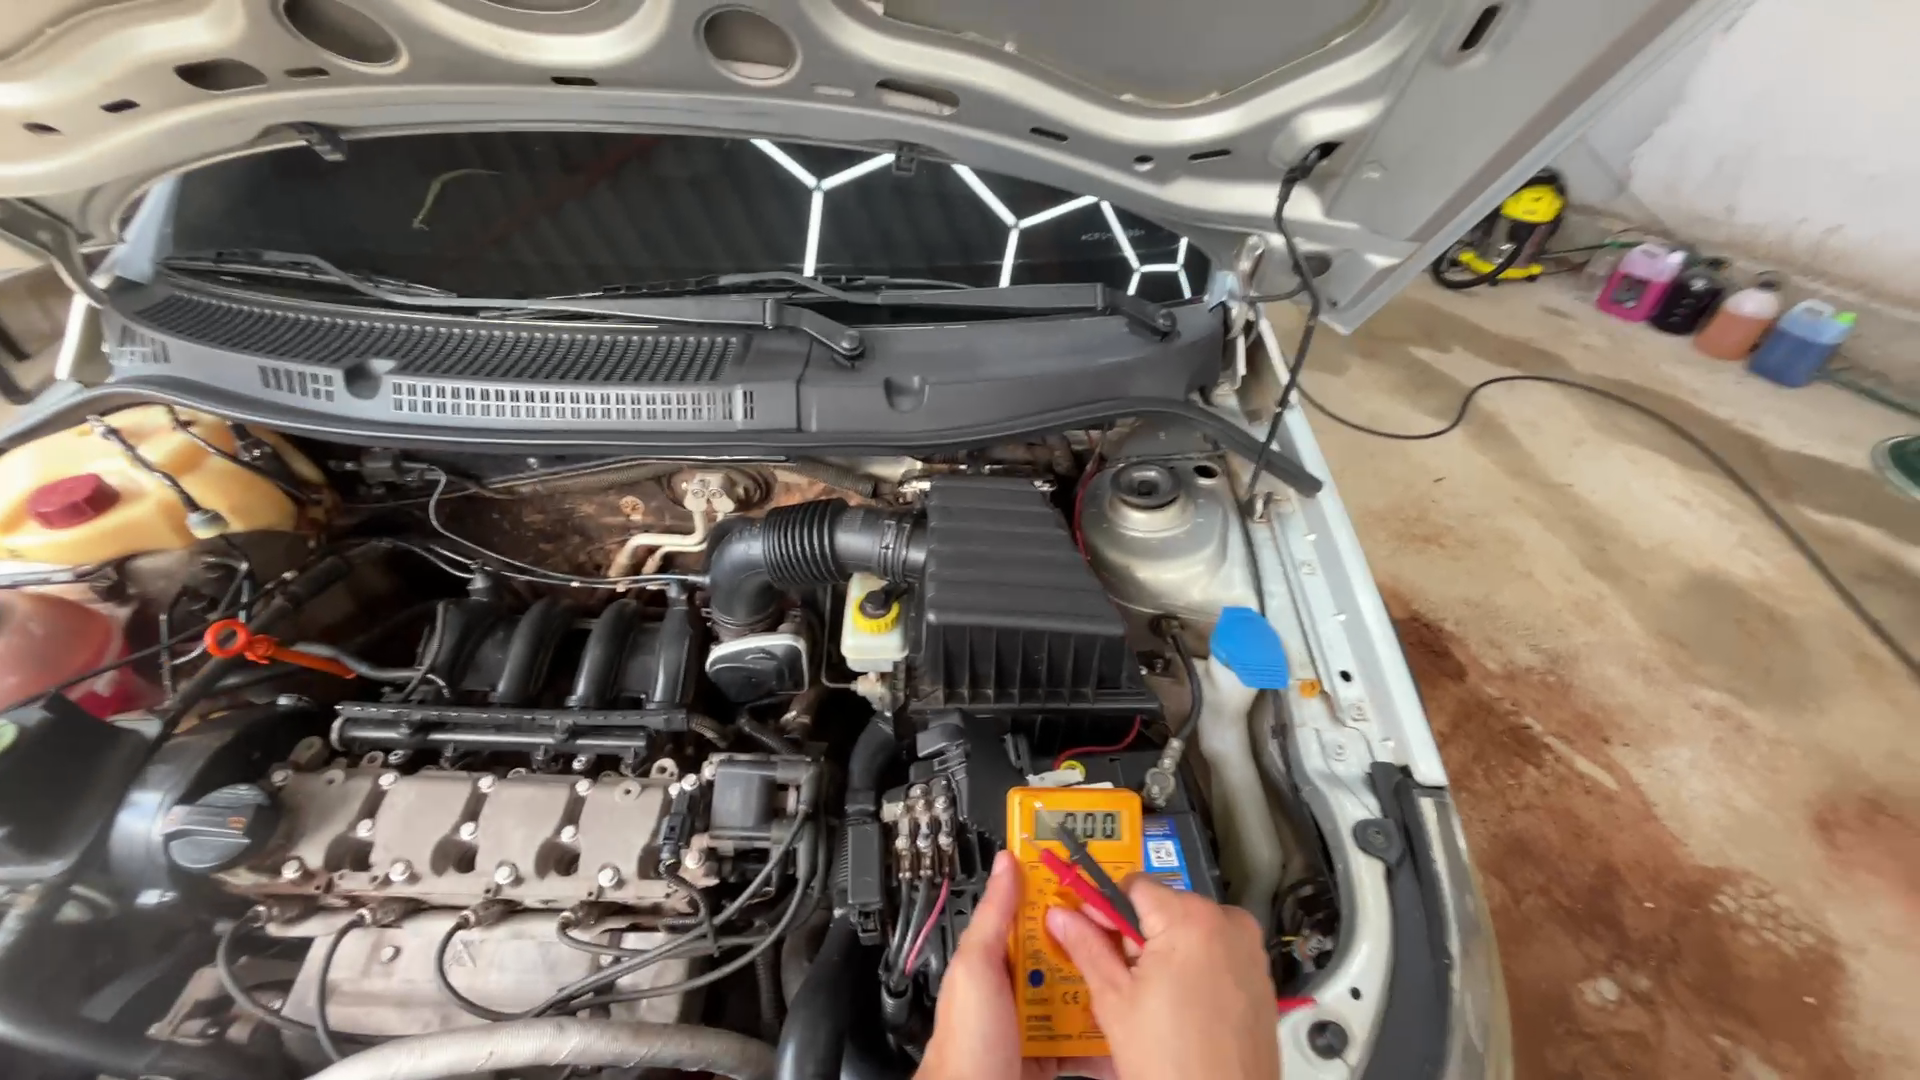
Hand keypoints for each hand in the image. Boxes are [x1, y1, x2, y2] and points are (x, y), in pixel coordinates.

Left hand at [917, 852, 1114, 1079]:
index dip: (1061, 898)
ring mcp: (1034, 1021)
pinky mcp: (1051, 1056)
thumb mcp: (977, 967)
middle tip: (1126, 937)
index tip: (1095, 885)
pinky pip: (1082, 1041)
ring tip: (1134, 979)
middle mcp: (1016, 985)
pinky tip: (1125, 1032)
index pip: (1032, 914)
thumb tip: (1007, 861)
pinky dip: (1103, 1039)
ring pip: (1077, 995)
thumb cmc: (964, 1043)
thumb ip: (994, 915)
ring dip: (1102, 991)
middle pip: (1062, 954)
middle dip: (1091, 946)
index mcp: (995, 957)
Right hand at [1045, 874, 1279, 1079]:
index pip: (1134, 885)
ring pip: (1189, 928)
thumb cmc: (1168, 1063)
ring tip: (1149, 997)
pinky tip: (1181, 1007)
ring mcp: (1249, 949)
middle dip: (1136, 933)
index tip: (1090, 933)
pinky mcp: (1262, 976)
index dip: (1106, 907)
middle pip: (1163, 905)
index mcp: (1189, 918)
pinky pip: (1215, 950)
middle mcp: (1226, 921)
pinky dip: (1193, 965)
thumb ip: (1087, 947)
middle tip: (1120, 977)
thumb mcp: (1115, 1001)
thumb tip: (1059, 913)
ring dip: (1164, 949)